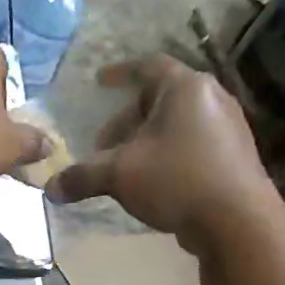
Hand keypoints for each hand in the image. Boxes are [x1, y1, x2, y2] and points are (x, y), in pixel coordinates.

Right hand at [47, 56, 280, 244]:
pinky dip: (164, 155)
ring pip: (173, 124)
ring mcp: (225, 126)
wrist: (235, 218)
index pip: (147, 66)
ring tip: (123, 167)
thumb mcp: (119, 175)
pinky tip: (151, 182)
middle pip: (158, 100)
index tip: (99, 81)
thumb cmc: (176, 180)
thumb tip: (50, 188)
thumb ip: (82, 176)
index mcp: (184, 88)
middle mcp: (209, 97)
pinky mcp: (230, 155)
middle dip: (125, 121)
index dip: (119, 73)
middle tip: (102, 145)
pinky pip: (188, 144)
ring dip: (143, 141)